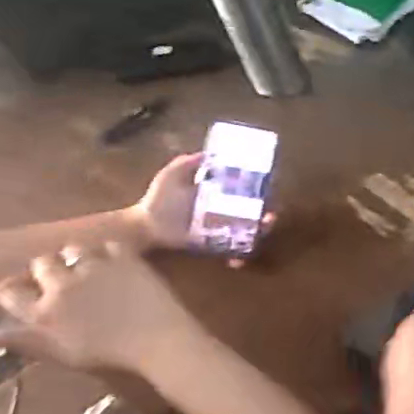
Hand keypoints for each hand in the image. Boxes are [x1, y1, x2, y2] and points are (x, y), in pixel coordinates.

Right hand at [0, 241, 200, 371]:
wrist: (158, 339)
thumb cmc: (109, 353)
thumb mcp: (63, 354)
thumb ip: (26, 342)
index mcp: (43, 312)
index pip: (8, 291)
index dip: (11, 290)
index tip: (20, 291)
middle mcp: (62, 285)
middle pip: (41, 263)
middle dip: (47, 269)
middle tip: (60, 278)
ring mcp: (94, 268)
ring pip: (73, 250)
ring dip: (77, 257)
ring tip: (86, 267)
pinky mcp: (123, 258)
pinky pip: (109, 245)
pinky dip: (109, 252)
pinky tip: (114, 263)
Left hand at [131, 152, 274, 265]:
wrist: (144, 225)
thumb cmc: (157, 199)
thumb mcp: (171, 175)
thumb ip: (187, 163)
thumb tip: (210, 153)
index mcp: (215, 194)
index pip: (243, 192)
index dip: (258, 192)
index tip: (269, 191)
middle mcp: (220, 211)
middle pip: (250, 214)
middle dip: (265, 217)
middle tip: (270, 217)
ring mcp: (217, 229)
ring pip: (244, 233)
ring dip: (257, 235)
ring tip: (260, 234)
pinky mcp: (210, 245)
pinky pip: (227, 251)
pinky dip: (235, 256)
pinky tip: (237, 260)